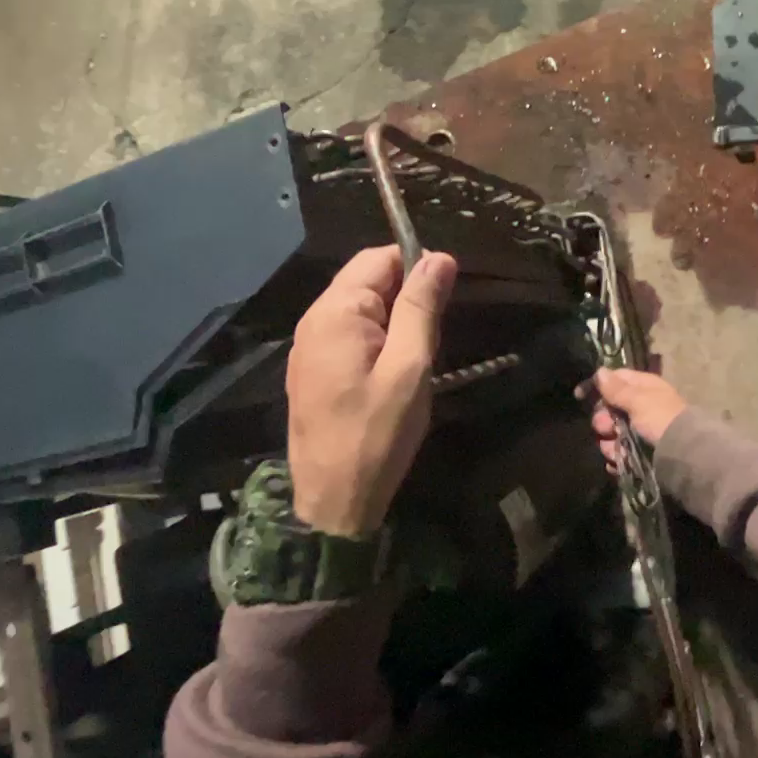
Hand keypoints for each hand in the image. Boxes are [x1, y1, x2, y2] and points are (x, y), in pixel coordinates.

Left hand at [286, 246, 457, 535]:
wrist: (334, 500)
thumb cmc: (377, 433)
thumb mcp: (410, 368)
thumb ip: (422, 308)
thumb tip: (439, 257)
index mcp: (336, 313)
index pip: (377, 259)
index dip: (416, 266)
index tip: (448, 296)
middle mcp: (315, 321)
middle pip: (366, 280)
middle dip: (406, 295)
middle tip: (434, 337)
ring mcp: (309, 347)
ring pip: (361, 310)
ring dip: (395, 320)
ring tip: (418, 359)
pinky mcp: (314, 372)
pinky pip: (351, 335)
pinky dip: (378, 340)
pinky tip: (395, 372)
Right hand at [586, 368, 688, 468]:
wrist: (683, 453)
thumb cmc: (661, 419)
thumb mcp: (638, 400)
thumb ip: (617, 389)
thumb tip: (600, 371)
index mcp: (643, 388)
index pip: (616, 380)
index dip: (598, 387)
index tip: (581, 396)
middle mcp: (640, 408)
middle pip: (609, 410)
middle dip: (602, 420)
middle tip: (606, 427)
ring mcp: (639, 431)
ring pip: (611, 434)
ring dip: (609, 442)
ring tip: (616, 449)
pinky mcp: (639, 453)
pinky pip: (618, 453)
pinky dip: (616, 457)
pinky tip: (618, 460)